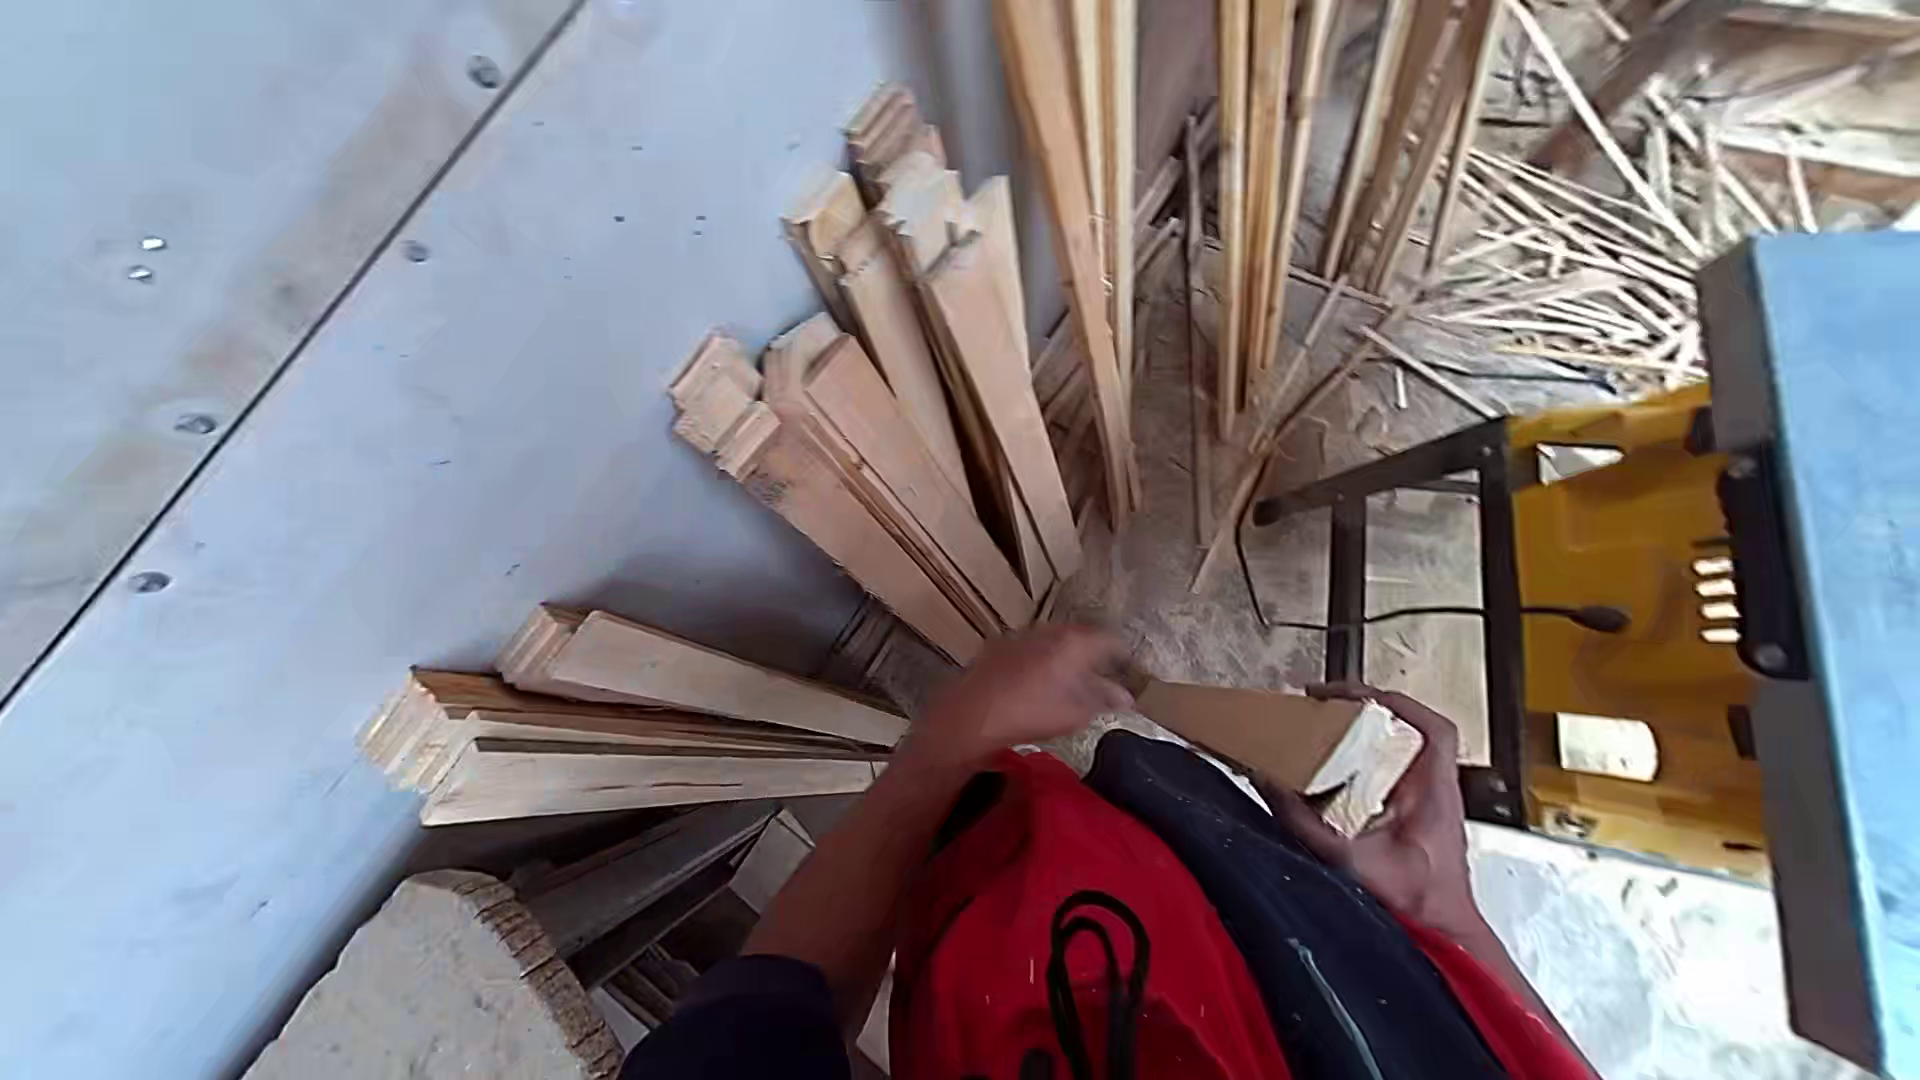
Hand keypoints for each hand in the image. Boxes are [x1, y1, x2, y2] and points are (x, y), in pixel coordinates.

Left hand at [904, 625, 1132, 769]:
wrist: (973, 713)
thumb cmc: (1031, 712)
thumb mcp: (1076, 712)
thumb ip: (1104, 699)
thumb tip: (1126, 696)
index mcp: (1073, 642)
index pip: (1109, 640)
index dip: (1123, 652)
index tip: (1131, 666)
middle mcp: (1049, 631)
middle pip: (1081, 637)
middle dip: (1095, 653)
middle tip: (1105, 672)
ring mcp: (1022, 636)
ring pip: (1055, 641)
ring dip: (1068, 656)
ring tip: (1075, 678)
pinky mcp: (1000, 647)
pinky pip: (1033, 649)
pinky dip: (1044, 660)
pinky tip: (1041, 681)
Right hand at [1263, 682, 1485, 941]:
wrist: (1444, 939)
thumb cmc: (1416, 904)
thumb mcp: (1350, 861)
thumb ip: (1303, 823)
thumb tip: (1265, 781)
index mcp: (1432, 793)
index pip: (1434, 729)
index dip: (1397, 701)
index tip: (1354, 694)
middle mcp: (1431, 790)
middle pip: (1408, 728)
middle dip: (1366, 706)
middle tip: (1325, 700)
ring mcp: (1423, 800)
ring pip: (1398, 745)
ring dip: (1361, 728)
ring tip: (1322, 720)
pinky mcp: (1409, 811)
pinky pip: (1385, 766)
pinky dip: (1357, 754)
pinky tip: (1329, 759)